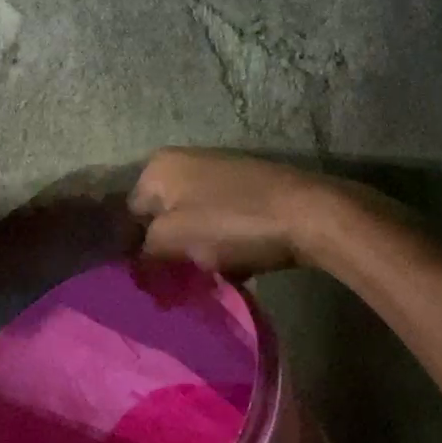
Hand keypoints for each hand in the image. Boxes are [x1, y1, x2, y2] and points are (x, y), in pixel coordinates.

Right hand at [128, 148, 328, 277]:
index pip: (130, 215)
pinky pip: (220, 220)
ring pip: (192, 222)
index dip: (137, 250)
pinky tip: (236, 263)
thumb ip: (144, 252)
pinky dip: (222, 242)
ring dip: (197, 250)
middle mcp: (183, 161)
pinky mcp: (248, 188)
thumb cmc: (231, 222)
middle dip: (169, 251)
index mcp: (158, 166)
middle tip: (182, 281)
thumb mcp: (173, 240)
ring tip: (212, 274)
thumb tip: (136, 266)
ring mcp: (218, 172)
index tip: (154, 279)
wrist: (311, 215)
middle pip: (161, 218)